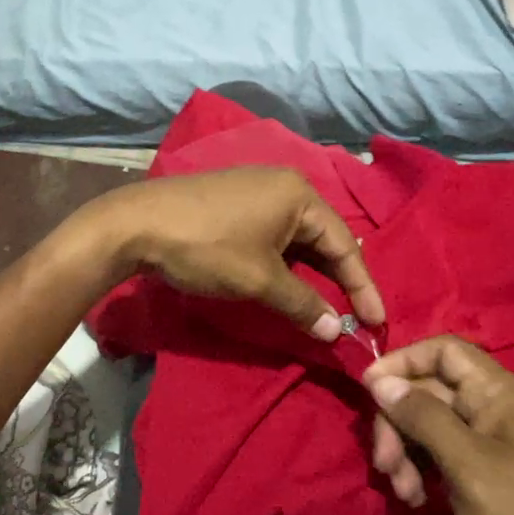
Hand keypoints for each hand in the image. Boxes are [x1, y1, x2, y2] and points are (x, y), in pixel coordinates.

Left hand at [85, 167, 384, 337]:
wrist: (135, 225)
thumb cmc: (207, 248)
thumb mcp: (259, 280)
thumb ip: (303, 305)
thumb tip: (337, 330)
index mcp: (299, 194)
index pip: (345, 246)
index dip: (363, 287)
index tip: (378, 322)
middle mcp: (284, 184)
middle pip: (324, 238)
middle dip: (340, 278)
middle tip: (357, 316)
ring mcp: (257, 189)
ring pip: (298, 237)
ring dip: (312, 272)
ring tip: (327, 305)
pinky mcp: (235, 200)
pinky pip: (275, 232)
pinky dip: (287, 261)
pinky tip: (288, 282)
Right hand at [362, 336, 513, 514]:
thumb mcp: (468, 466)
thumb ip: (423, 417)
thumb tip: (378, 378)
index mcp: (502, 394)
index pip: (444, 351)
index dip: (403, 362)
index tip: (367, 389)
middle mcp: (495, 411)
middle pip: (429, 392)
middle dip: (398, 422)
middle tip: (383, 464)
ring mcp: (489, 445)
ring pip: (429, 427)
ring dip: (405, 452)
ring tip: (402, 492)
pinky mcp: (483, 476)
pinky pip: (440, 457)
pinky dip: (421, 472)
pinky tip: (417, 501)